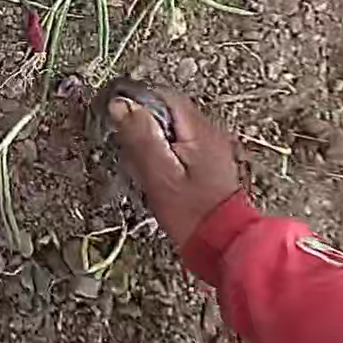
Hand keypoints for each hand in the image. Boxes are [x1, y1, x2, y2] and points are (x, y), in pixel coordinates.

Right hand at [108, 86, 242, 244]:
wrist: (224, 246)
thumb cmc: (192, 213)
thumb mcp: (160, 174)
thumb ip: (141, 137)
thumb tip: (120, 105)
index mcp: (197, 128)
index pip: (161, 96)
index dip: (136, 103)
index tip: (118, 119)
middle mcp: (208, 131)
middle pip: (166, 111)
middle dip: (143, 124)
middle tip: (130, 150)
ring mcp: (210, 146)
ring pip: (171, 129)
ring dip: (153, 140)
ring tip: (144, 167)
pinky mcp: (208, 162)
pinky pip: (179, 145)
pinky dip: (164, 154)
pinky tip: (159, 175)